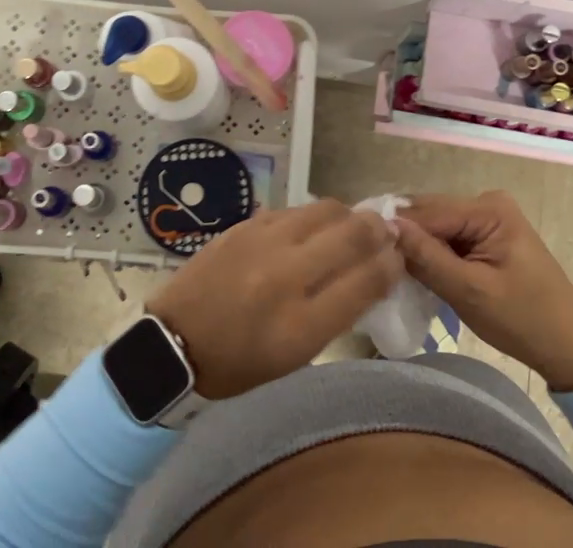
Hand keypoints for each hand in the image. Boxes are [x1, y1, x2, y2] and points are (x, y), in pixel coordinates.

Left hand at [147, 199, 403, 399]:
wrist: (173, 343)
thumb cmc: (239, 362)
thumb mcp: (296, 353)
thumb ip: (339, 311)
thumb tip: (375, 272)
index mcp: (301, 322)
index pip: (367, 279)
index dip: (392, 264)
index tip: (399, 257)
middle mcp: (285, 274)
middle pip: (351, 234)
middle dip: (377, 230)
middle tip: (384, 233)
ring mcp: (261, 242)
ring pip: (324, 210)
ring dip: (346, 217)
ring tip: (349, 229)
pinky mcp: (243, 226)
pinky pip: (292, 210)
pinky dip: (311, 217)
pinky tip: (310, 231)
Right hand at [394, 191, 572, 391]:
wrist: (568, 344)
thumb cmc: (523, 320)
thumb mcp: (469, 291)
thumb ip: (427, 257)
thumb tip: (385, 226)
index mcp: (489, 209)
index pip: (427, 212)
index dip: (395, 232)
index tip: (365, 255)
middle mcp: (487, 202)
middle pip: (429, 214)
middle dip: (405, 239)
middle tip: (375, 266)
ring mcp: (487, 219)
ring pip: (435, 227)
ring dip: (416, 248)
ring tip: (391, 272)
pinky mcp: (486, 236)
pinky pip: (448, 238)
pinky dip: (432, 255)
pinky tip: (416, 273)